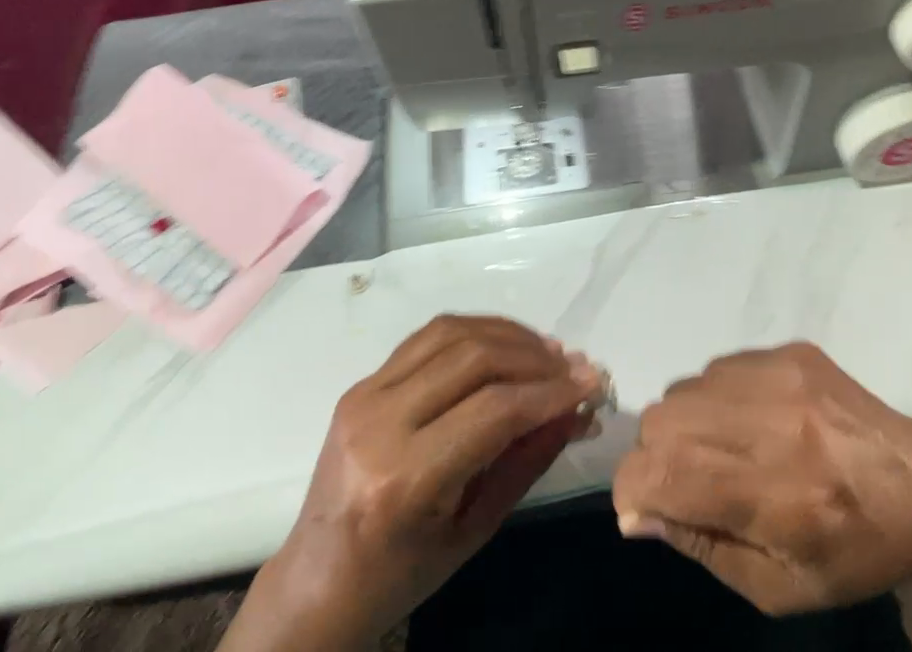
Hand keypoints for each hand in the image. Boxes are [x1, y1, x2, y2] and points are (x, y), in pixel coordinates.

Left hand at [221, 315, 603, 651]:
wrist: (318, 578)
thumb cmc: (401, 573)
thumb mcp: (475, 528)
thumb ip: (527, 461)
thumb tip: (577, 411)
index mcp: (405, 478)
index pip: (495, 409)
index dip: (551, 391)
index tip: (592, 384)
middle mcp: (379, 424)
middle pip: (474, 359)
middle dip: (535, 359)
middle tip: (576, 369)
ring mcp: (363, 396)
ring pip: (450, 334)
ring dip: (508, 335)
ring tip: (548, 354)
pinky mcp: (361, 384)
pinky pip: (426, 339)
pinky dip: (474, 333)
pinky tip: (506, 347)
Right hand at [612, 343, 911, 614]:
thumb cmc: (855, 550)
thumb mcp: (779, 587)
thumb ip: (702, 548)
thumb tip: (639, 513)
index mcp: (769, 492)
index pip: (658, 472)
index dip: (634, 494)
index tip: (647, 512)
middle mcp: (768, 422)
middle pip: (660, 424)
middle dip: (656, 460)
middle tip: (690, 484)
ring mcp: (779, 375)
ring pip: (682, 389)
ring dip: (684, 426)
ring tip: (725, 451)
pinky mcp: (790, 351)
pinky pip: (717, 368)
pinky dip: (714, 399)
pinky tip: (751, 423)